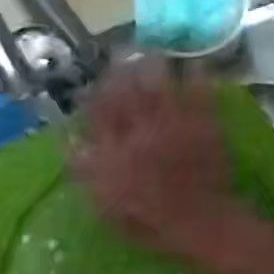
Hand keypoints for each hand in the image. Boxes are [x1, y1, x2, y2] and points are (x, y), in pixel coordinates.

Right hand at [70, 62, 244, 259]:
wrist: (201, 222)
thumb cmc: (151, 221)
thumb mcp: (106, 205)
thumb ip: (86, 172)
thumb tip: (69, 141)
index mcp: (116, 151)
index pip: (99, 112)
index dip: (95, 93)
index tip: (94, 81)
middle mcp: (142, 132)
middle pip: (128, 91)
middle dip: (123, 70)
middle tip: (121, 53)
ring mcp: (175, 125)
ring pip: (161, 85)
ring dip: (155, 66)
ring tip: (152, 51)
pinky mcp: (203, 125)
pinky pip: (200, 93)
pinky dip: (196, 76)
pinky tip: (195, 63)